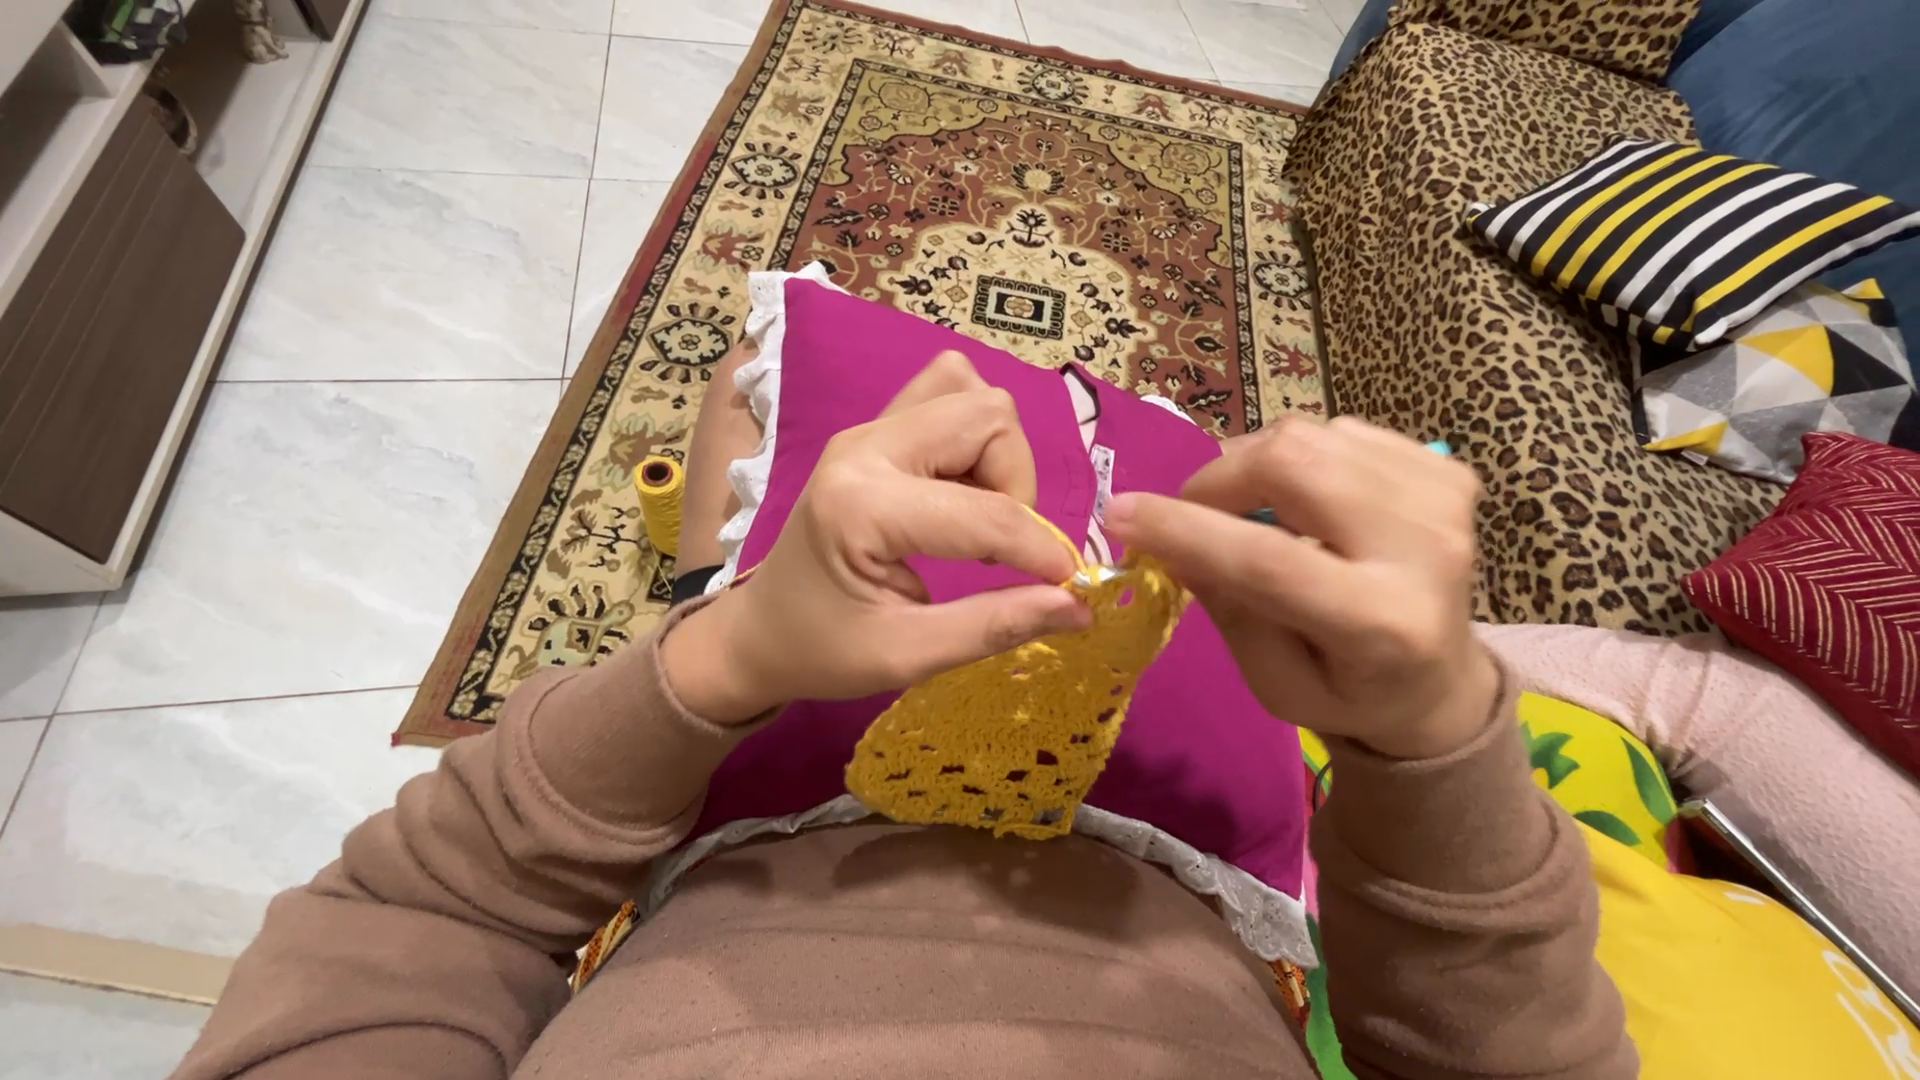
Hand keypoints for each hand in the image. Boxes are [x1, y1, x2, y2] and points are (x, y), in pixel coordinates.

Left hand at [662, 352, 1091, 723]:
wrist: (757, 632)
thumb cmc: (821, 651)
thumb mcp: (906, 655)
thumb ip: (995, 626)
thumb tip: (1078, 606)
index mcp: (863, 506)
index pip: (985, 512)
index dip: (1041, 549)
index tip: (1070, 587)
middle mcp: (864, 447)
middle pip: (988, 414)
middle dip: (1018, 484)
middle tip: (1001, 548)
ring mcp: (866, 431)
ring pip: (970, 394)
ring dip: (998, 455)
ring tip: (980, 517)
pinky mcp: (874, 432)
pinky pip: (945, 397)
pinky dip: (974, 438)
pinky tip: (962, 492)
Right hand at [1107, 417, 1497, 759]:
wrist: (1441, 680)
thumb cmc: (1344, 692)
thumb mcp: (1272, 682)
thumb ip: (1227, 607)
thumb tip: (1169, 537)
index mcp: (1381, 625)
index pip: (1266, 558)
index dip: (1182, 528)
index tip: (1116, 514)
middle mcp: (1426, 551)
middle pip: (1294, 465)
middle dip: (1217, 480)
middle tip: (1194, 514)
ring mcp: (1444, 501)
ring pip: (1310, 435)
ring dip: (1252, 466)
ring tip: (1249, 511)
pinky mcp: (1449, 471)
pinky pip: (1338, 431)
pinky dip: (1295, 458)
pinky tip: (1301, 501)